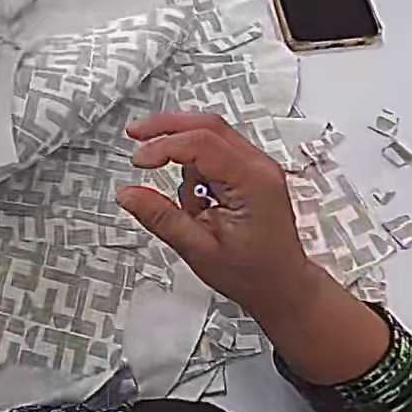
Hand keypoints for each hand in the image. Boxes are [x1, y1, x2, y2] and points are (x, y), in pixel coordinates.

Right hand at [115, 111, 328, 322]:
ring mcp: (257, 168)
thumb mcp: (198, 250)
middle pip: (208, 125)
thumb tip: (129, 194)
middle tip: (136, 134)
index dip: (163, 146)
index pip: (202, 143)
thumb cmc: (253, 273)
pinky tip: (198, 205)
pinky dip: (195, 169)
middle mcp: (259, 167)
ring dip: (184, 158)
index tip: (138, 161)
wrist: (282, 286)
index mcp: (252, 182)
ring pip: (211, 137)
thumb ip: (161, 217)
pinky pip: (215, 155)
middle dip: (167, 127)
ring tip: (189, 209)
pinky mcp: (250, 174)